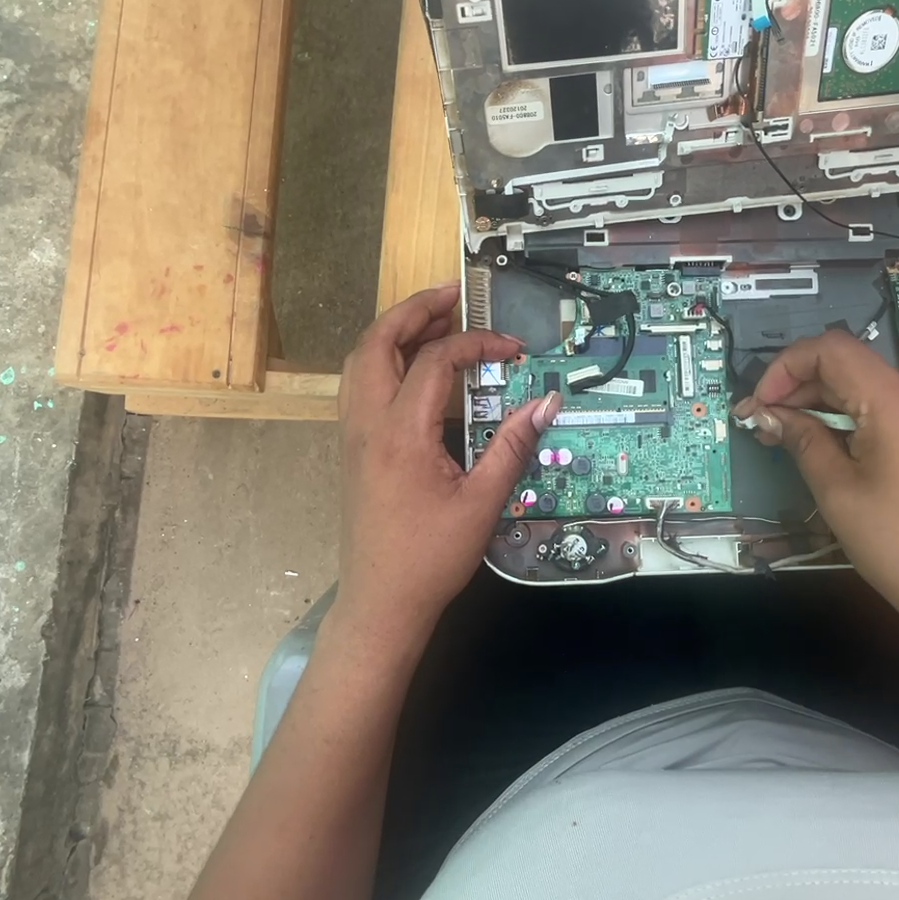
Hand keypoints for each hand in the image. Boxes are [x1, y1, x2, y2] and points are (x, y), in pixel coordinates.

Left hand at [335, 284, 560, 636]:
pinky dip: (382, 358)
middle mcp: (367, 423)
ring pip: (361, 359)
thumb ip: (512, 447)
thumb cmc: (431, 558)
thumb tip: (547, 403)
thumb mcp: (482, 504)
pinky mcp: (351, 448)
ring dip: (394, 330)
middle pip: (379, 341)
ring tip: (434, 320)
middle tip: (454, 296)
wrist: (380, 603)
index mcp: (400, 433)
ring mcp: (352, 434)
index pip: (436, 360)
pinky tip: (412, 368)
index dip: (476, 344)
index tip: (511, 350)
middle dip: (415, 309)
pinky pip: (359, 383)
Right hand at [731, 331, 898, 632]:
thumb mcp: (838, 492)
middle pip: (851, 368)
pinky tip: (837, 451)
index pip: (831, 350)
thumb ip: (802, 440)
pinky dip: (858, 420)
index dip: (786, 367)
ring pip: (871, 389)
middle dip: (801, 391)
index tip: (761, 403)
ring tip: (795, 441)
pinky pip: (894, 410)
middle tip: (765, 427)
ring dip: (827, 407)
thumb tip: (769, 414)